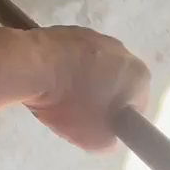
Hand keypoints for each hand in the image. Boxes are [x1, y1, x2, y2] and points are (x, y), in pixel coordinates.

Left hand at [24, 26, 150, 151]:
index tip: (96, 125)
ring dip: (78, 80)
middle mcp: (121, 50)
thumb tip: (107, 132)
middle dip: (97, 97)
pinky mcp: (64, 30)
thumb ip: (112, 138)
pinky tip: (46, 79)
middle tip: (75, 112)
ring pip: (90, 68)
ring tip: (57, 95)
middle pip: (113, 82)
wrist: (30, 66)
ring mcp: (91, 35)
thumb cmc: (70, 103)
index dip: (116, 120)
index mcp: (138, 74)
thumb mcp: (97, 139)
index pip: (135, 105)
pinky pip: (68, 56)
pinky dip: (60, 67)